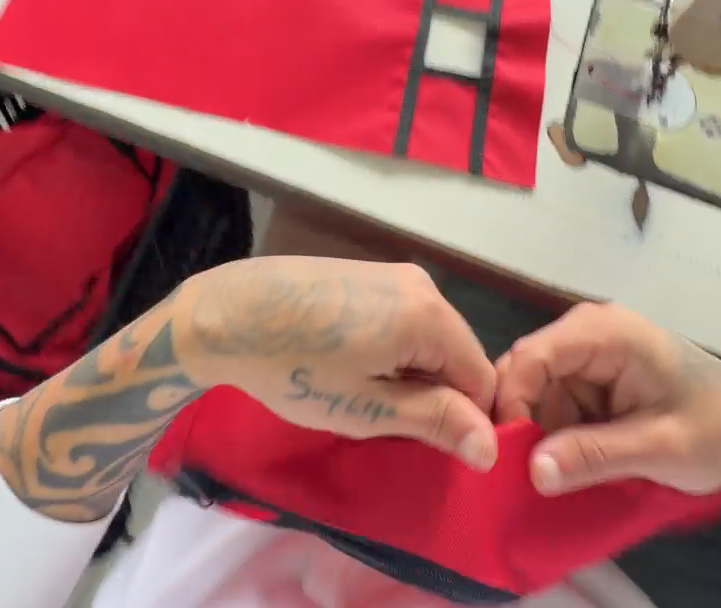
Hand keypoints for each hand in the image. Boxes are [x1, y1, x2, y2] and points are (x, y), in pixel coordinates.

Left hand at [172, 256, 499, 469]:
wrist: (228, 313)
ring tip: (361, 390)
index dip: (464, 419)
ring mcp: (391, 272)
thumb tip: (493, 448)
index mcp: (430, 314)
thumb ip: (435, 420)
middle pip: (456, 353)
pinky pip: (404, 317)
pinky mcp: (366, 271)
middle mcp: (421, 283)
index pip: (482, 377)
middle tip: (385, 418)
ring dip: (411, 371)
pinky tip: (349, 361)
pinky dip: (392, 347)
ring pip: (429, 336)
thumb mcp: (367, 406)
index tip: (425, 442)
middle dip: (435, 393)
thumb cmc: (295, 367)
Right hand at [494, 302, 720, 494]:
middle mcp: (588, 331)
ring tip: (551, 472)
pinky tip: (569, 461)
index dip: (512, 400)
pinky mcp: (594, 376)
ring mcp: (590, 354)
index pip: (533, 355)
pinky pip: (557, 401)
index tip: (508, 454)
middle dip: (523, 419)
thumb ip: (594, 455)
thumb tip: (532, 471)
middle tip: (522, 470)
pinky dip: (558, 433)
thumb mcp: (659, 448)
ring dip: (541, 431)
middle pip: (529, 370)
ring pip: (538, 390)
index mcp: (604, 332)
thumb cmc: (719, 430)